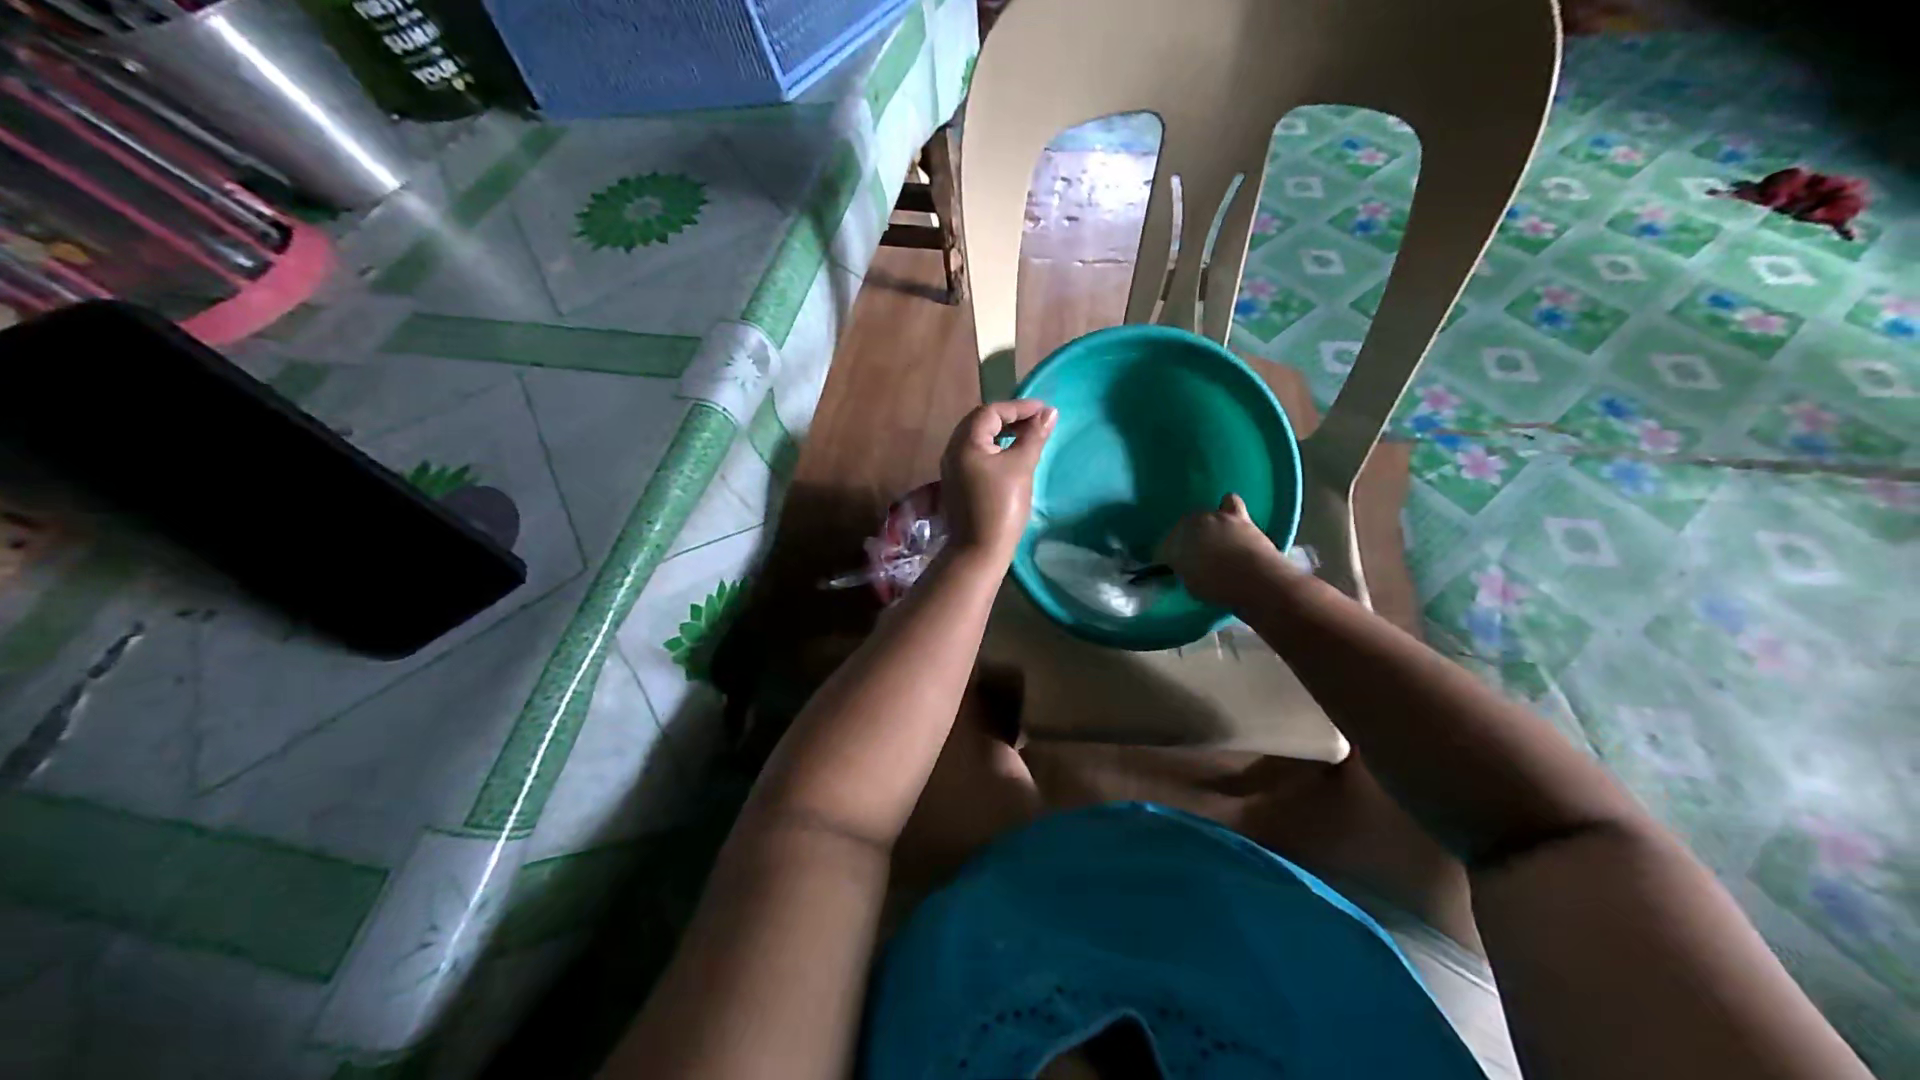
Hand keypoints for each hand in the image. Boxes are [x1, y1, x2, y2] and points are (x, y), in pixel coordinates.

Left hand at [940, 400, 1056, 562]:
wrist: (979, 550)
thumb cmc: (1002, 505)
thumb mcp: (1021, 466)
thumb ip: (1034, 436)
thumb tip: (1049, 413)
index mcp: (965, 442)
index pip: (991, 412)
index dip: (1019, 407)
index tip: (1044, 411)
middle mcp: (952, 449)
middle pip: (980, 422)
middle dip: (1009, 417)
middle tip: (1036, 421)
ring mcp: (952, 467)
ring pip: (977, 438)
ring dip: (1002, 432)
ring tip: (1027, 436)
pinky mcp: (957, 482)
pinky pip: (975, 454)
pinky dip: (994, 447)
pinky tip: (1010, 455)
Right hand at [1160, 493, 1290, 607]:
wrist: (1255, 579)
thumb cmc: (1219, 589)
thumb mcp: (1192, 586)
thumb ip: (1186, 571)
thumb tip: (1188, 567)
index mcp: (1172, 545)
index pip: (1163, 549)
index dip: (1170, 559)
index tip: (1177, 568)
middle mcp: (1188, 526)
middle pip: (1181, 529)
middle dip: (1186, 540)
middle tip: (1196, 557)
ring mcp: (1212, 517)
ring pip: (1202, 517)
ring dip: (1205, 528)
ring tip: (1215, 542)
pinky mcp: (1236, 515)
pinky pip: (1228, 502)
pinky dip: (1227, 507)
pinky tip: (1229, 517)